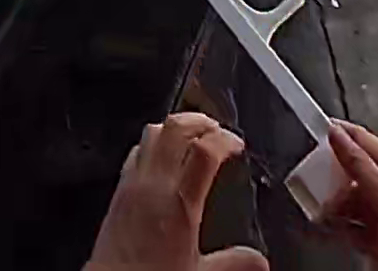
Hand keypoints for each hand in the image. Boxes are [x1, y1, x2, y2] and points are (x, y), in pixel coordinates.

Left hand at [85, 112, 268, 270]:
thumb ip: (232, 264)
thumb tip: (259, 262)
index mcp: (180, 202)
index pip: (205, 151)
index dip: (224, 139)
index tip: (236, 143)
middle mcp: (154, 184)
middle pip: (175, 128)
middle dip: (199, 121)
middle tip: (215, 129)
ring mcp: (133, 182)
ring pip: (152, 132)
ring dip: (174, 126)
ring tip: (190, 134)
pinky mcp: (119, 189)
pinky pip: (136, 150)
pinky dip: (152, 143)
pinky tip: (160, 156)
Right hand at [321, 122, 377, 270]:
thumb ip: (362, 166)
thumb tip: (336, 135)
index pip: (362, 141)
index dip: (338, 132)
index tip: (313, 127)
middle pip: (352, 172)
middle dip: (329, 172)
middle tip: (307, 174)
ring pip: (350, 202)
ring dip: (331, 203)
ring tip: (314, 206)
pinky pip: (353, 230)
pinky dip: (338, 228)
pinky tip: (326, 228)